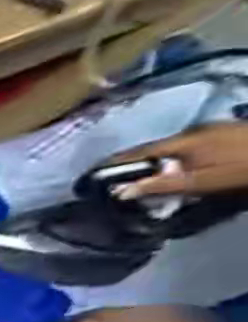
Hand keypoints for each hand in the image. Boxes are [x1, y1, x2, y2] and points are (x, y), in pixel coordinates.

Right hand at [102, 124, 247, 197]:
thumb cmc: (246, 169)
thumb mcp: (203, 182)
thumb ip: (160, 186)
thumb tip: (119, 192)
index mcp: (184, 141)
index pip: (135, 153)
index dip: (110, 165)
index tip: (88, 177)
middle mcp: (195, 131)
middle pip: (153, 148)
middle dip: (131, 163)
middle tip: (112, 179)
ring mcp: (215, 129)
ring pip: (171, 146)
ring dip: (154, 160)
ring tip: (142, 174)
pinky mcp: (230, 132)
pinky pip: (189, 145)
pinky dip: (173, 156)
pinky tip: (175, 166)